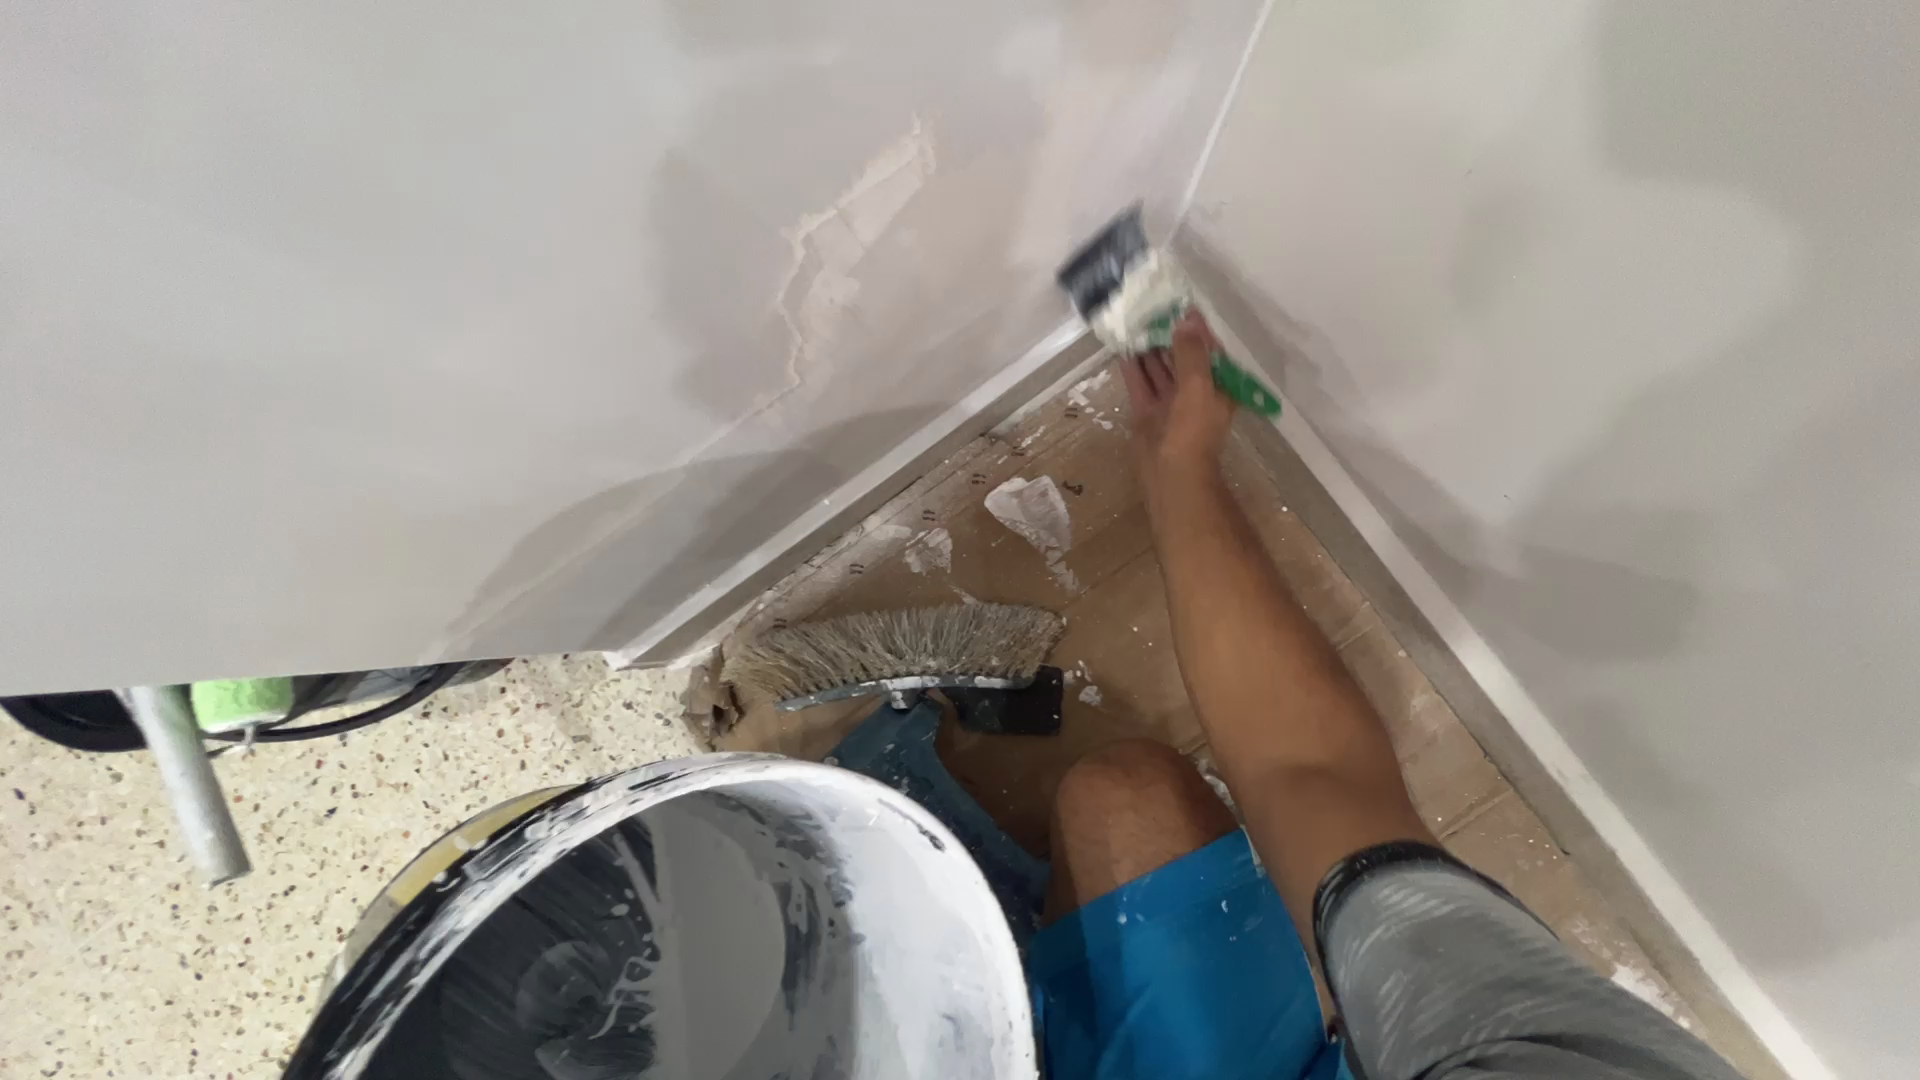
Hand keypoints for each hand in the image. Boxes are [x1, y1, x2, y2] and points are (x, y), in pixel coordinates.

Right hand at [1120, 311, 1235, 491]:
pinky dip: (1133, 369)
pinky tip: (1123, 350)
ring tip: (1134, 325)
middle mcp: (1194, 393)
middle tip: (1151, 311)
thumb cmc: (1192, 430)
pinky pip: (1140, 385)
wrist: (1171, 474)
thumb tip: (1186, 321)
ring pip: (1159, 371)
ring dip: (1149, 351)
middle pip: (1182, 359)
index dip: (1196, 330)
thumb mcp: (1198, 386)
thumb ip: (1191, 353)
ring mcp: (1169, 404)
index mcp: (1216, 387)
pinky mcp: (1147, 413)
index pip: (1209, 351)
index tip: (1180, 307)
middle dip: (1169, 337)